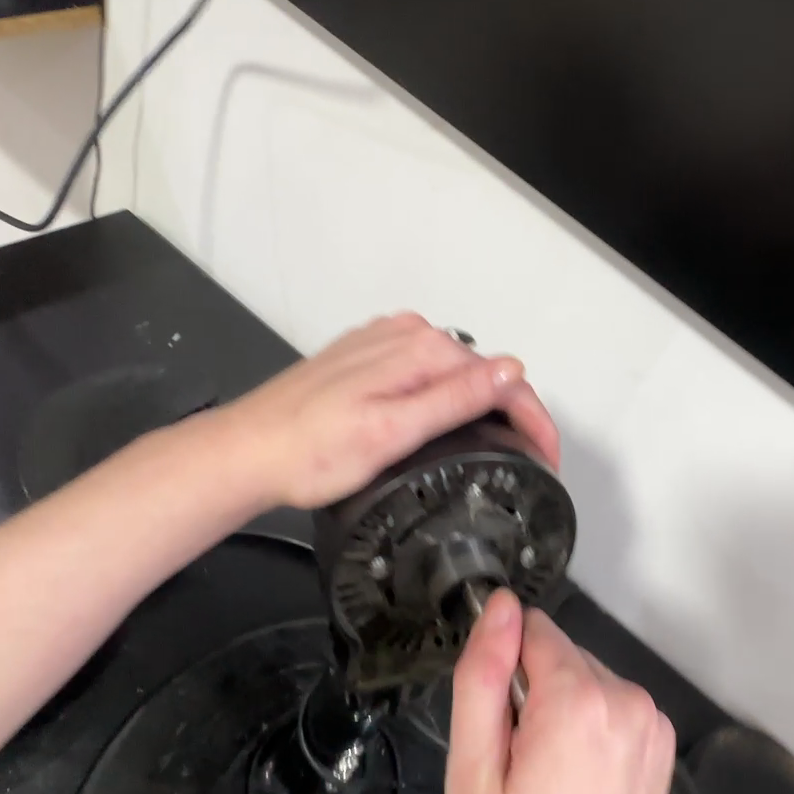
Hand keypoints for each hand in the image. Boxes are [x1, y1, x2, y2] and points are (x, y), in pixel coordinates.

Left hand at [208, 312, 560, 509]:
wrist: (246, 452)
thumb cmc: (311, 453)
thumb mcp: (393, 431)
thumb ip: (455, 398)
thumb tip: (512, 370)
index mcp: (419, 349)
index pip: (501, 377)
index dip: (533, 418)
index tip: (547, 457)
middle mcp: (406, 334)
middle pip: (482, 370)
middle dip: (513, 410)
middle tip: (529, 459)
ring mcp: (385, 342)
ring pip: (457, 369)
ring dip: (484, 402)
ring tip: (501, 445)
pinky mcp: (369, 355)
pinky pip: (428, 369)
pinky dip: (450, 394)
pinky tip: (450, 419)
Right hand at [440, 591, 675, 793]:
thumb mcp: (472, 777)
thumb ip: (483, 678)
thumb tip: (499, 606)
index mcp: (581, 702)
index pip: (533, 629)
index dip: (502, 669)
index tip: (493, 721)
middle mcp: (630, 703)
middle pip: (561, 657)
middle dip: (531, 696)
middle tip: (512, 767)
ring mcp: (653, 728)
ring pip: (586, 681)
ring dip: (559, 716)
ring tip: (541, 786)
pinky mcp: (661, 752)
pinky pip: (612, 710)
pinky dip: (588, 734)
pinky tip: (571, 790)